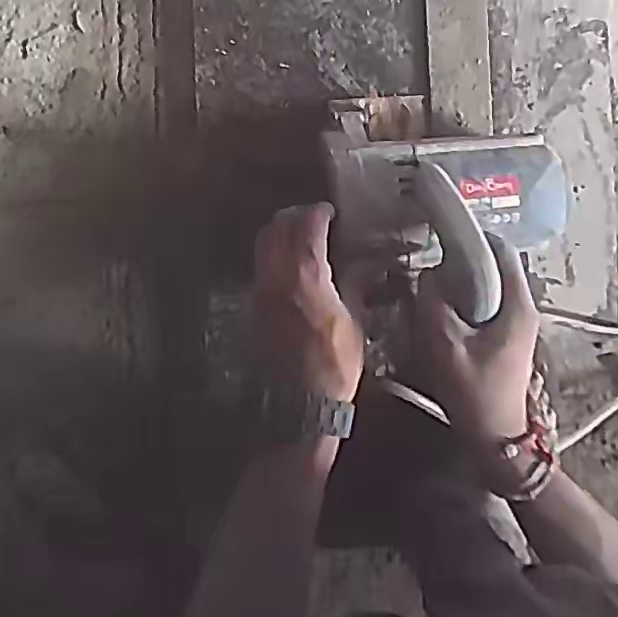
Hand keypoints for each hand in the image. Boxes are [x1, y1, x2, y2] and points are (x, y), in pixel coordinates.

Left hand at [252, 203, 364, 401]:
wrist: (296, 405)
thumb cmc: (333, 367)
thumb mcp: (354, 325)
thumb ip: (355, 286)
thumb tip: (364, 263)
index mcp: (306, 277)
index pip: (306, 226)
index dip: (318, 212)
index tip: (329, 212)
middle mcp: (277, 277)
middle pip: (277, 227)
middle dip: (295, 216)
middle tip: (313, 218)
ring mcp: (260, 291)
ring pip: (263, 244)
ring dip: (280, 232)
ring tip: (300, 237)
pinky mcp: (253, 306)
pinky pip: (260, 266)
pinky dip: (273, 255)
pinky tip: (290, 266)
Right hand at [412, 233, 539, 442]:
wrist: (497, 438)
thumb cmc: (475, 391)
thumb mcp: (446, 344)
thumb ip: (433, 302)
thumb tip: (426, 274)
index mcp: (518, 305)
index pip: (500, 250)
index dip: (472, 233)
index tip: (442, 227)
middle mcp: (523, 307)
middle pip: (493, 263)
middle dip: (462, 254)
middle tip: (428, 250)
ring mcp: (516, 321)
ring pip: (487, 282)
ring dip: (461, 275)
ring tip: (431, 274)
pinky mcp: (505, 333)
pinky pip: (483, 299)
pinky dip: (463, 293)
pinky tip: (440, 300)